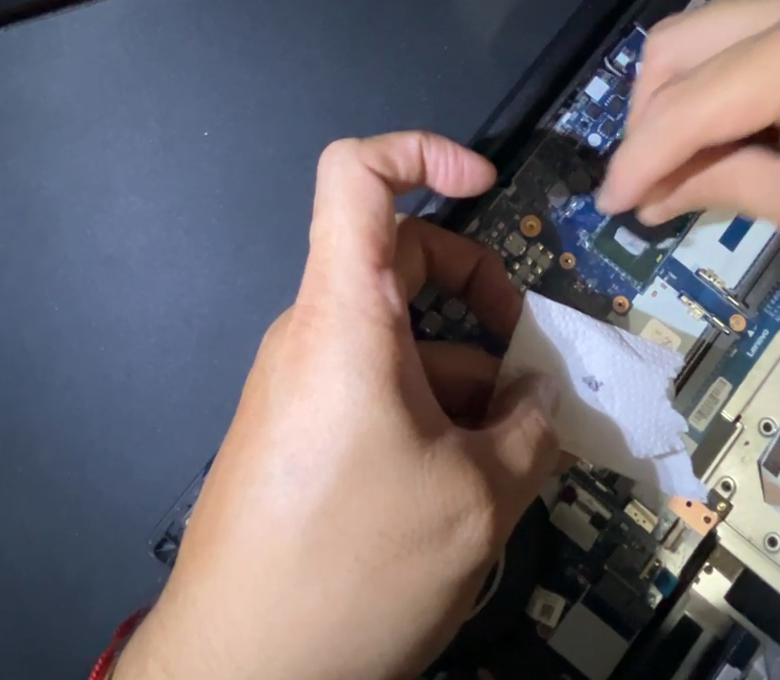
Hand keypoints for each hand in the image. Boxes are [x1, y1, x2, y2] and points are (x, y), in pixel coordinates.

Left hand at [116, 133, 561, 679]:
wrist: (234, 673)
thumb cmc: (349, 568)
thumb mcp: (474, 502)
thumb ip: (530, 435)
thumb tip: (545, 403)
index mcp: (344, 313)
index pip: (357, 174)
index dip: (422, 151)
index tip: (485, 183)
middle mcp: (317, 329)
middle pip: (403, 255)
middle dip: (481, 291)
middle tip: (532, 361)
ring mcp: (305, 377)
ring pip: (402, 333)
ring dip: (467, 369)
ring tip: (520, 445)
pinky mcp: (303, 423)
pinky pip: (379, 381)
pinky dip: (434, 403)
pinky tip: (473, 472)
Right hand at [595, 0, 779, 282]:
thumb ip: (723, 185)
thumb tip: (645, 193)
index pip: (694, 98)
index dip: (640, 156)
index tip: (609, 204)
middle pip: (685, 39)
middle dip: (651, 115)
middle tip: (647, 180)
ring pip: (716, 24)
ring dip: (688, 93)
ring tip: (689, 157)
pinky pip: (761, 22)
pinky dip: (734, 74)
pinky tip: (740, 121)